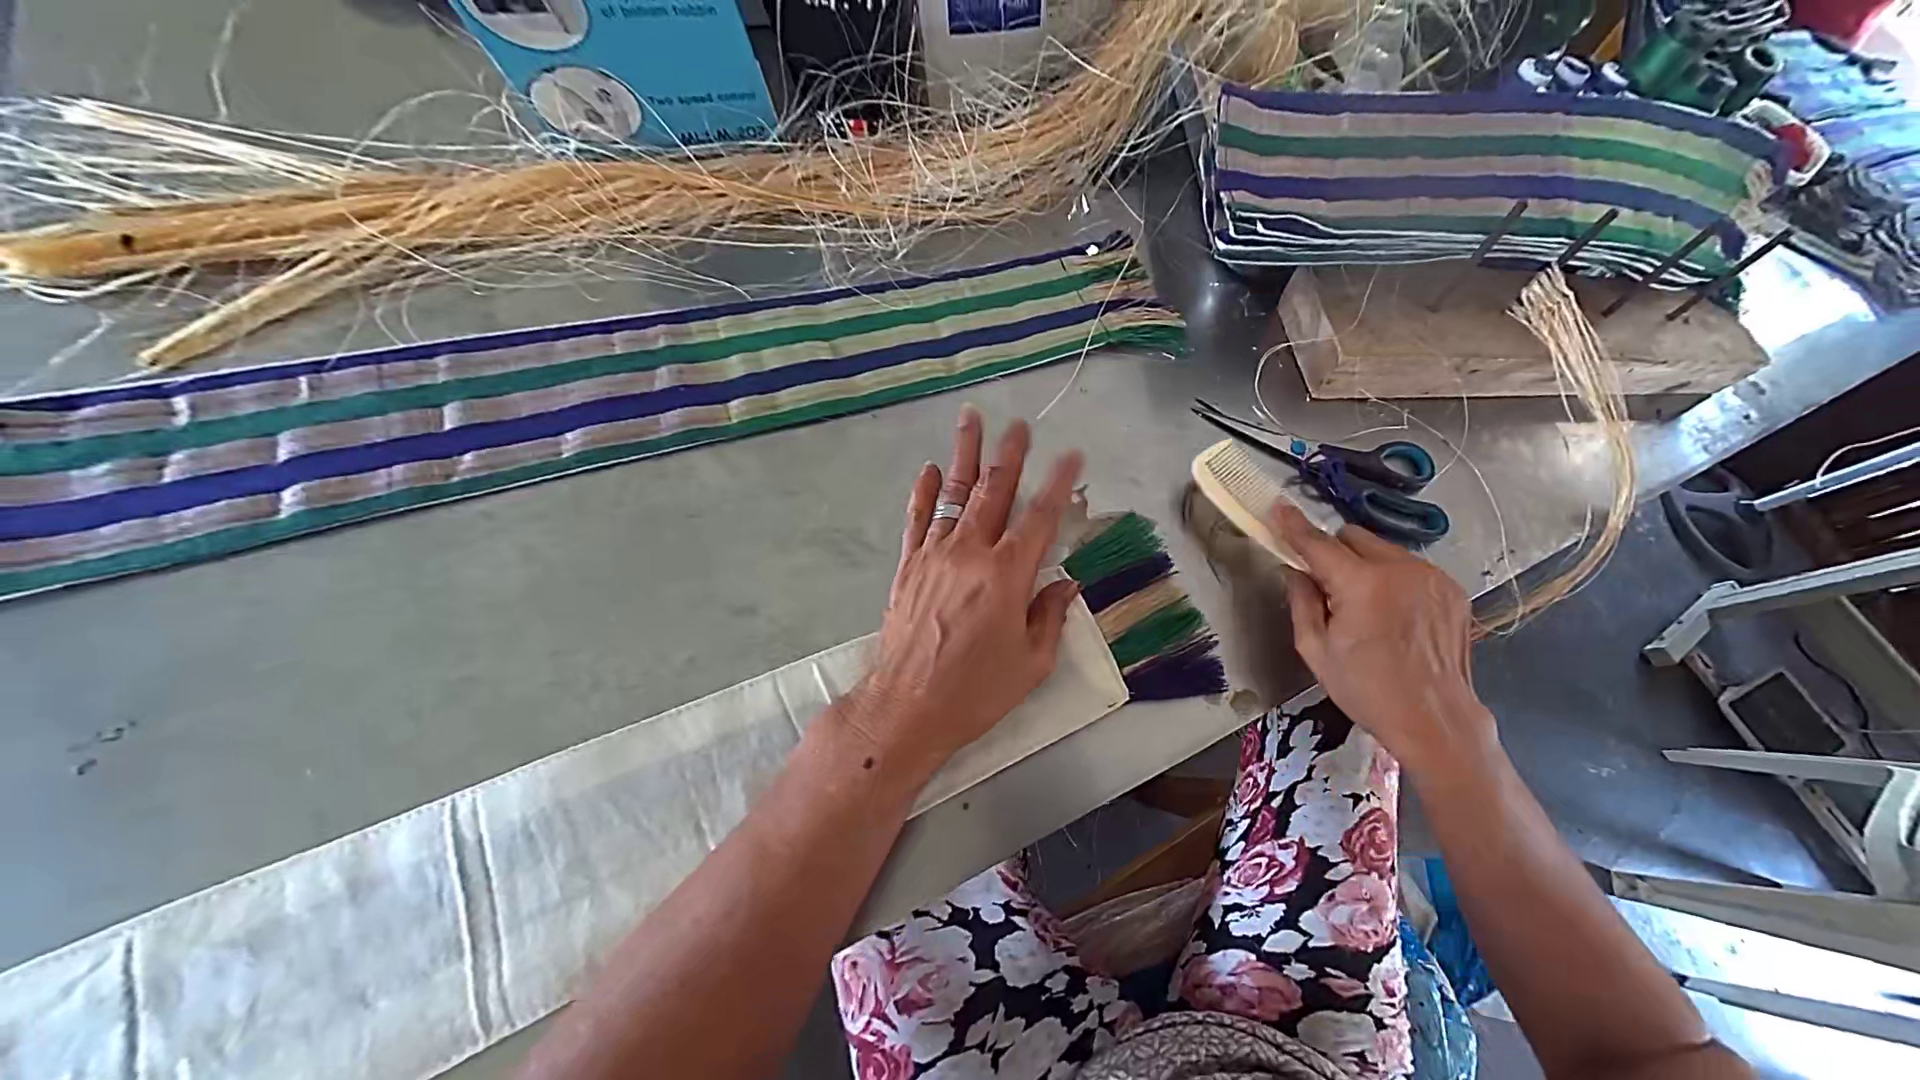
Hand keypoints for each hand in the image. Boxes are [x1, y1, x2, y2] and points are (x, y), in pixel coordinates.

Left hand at [839, 406, 1084, 782]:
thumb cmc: (976, 691)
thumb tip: (1065, 584)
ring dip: (965, 455)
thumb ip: (1050, 616)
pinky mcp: (909, 566)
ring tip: (971, 419)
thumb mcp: (1031, 663)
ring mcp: (934, 555)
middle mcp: (970, 553)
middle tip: (1019, 424)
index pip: (1041, 517)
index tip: (1072, 456)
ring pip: (952, 493)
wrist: (907, 707)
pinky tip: (928, 470)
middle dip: (1010, 454)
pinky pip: (917, 520)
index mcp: (1007, 574)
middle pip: (994, 491)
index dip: (1060, 483)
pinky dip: (923, 492)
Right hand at [1270, 502, 1497, 778]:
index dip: (1294, 526)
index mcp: (1363, 585)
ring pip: (1383, 550)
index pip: (1319, 544)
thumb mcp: (1315, 648)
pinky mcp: (1451, 589)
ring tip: (1364, 607)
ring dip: (1364, 565)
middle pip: (1354, 537)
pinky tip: (1392, 614)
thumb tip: (1295, 571)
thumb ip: (1301, 600)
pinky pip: (1409, 567)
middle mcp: (1402, 570)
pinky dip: (1392, 578)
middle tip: (1326, 588)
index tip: (1278, 507)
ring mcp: (1432, 577)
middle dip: (1333, 553)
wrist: (1434, 719)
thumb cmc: (1366, 688)